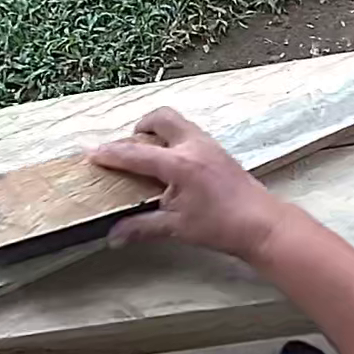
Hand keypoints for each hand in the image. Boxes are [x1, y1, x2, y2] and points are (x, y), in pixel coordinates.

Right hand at [90, 107, 295, 260]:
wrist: (262, 224)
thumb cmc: (223, 225)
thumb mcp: (176, 227)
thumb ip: (141, 227)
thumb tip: (113, 235)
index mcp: (180, 164)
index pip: (136, 152)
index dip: (111, 153)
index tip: (92, 154)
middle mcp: (195, 146)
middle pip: (161, 117)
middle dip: (139, 128)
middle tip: (128, 150)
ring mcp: (210, 145)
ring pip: (178, 123)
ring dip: (159, 133)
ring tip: (148, 157)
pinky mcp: (220, 150)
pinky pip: (191, 134)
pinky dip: (175, 140)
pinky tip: (172, 165)